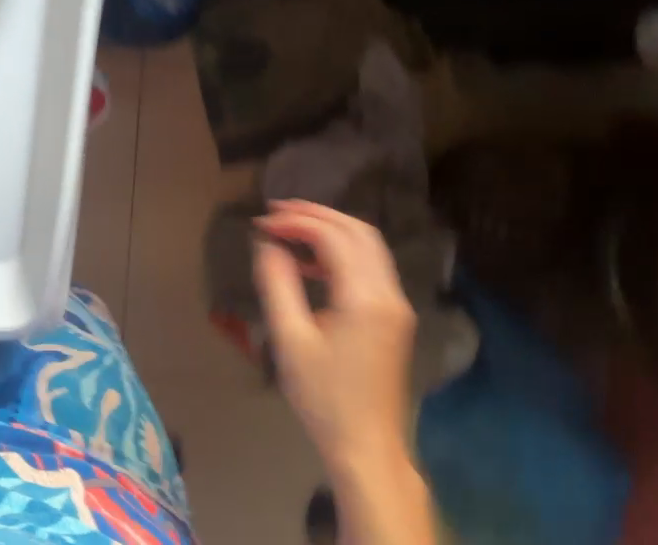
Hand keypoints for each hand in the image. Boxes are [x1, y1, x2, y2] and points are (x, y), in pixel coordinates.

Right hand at [254, 200, 415, 472]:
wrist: (366, 446)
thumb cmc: (323, 396)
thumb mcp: (290, 338)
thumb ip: (277, 284)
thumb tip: (267, 244)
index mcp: (365, 298)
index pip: (333, 237)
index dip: (296, 221)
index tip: (261, 223)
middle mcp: (389, 294)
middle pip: (359, 232)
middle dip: (316, 214)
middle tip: (276, 211)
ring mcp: (396, 307)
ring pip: (368, 246)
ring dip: (330, 229)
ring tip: (289, 228)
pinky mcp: (393, 319)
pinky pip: (370, 267)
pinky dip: (340, 252)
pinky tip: (310, 263)